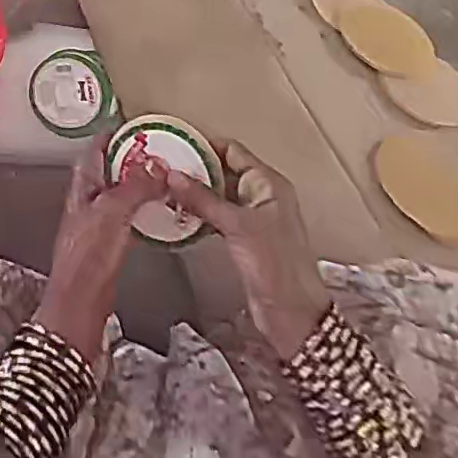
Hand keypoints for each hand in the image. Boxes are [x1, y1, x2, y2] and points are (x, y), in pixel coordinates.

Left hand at [35, 144, 168, 361]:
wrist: (79, 308)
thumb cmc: (88, 258)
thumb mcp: (113, 213)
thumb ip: (136, 187)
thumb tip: (157, 164)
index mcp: (82, 187)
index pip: (95, 149)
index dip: (111, 134)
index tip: (132, 123)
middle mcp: (88, 201)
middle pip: (109, 170)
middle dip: (130, 157)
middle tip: (156, 148)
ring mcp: (97, 223)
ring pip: (120, 193)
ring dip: (139, 183)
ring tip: (163, 175)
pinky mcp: (109, 245)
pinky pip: (128, 216)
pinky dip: (143, 208)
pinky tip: (159, 212)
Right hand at [163, 142, 330, 358]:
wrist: (293, 315)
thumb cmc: (274, 264)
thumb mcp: (236, 225)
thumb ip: (203, 199)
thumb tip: (172, 174)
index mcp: (268, 183)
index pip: (233, 151)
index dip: (206, 144)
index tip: (177, 142)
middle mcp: (261, 195)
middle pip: (224, 171)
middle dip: (196, 168)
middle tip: (164, 165)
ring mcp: (253, 218)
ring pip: (219, 194)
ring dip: (196, 191)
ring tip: (165, 186)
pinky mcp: (244, 239)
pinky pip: (217, 216)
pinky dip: (200, 212)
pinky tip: (179, 213)